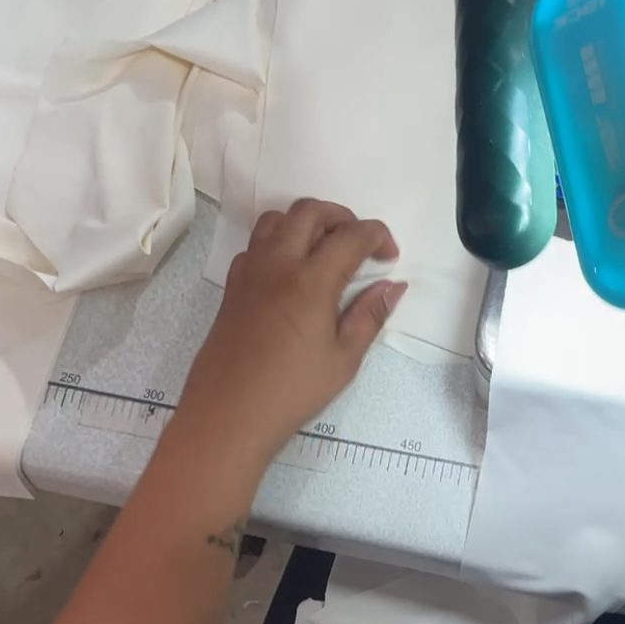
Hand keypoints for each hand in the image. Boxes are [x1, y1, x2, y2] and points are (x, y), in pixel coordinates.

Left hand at [174, 198, 404, 468]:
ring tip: (325, 249)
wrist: (229, 412)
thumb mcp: (344, 359)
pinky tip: (291, 272)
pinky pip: (256, 244)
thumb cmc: (293, 391)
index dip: (377, 236)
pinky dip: (279, 241)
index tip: (390, 255)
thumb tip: (394, 286)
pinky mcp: (233, 285)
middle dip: (342, 217)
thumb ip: (370, 315)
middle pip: (310, 211)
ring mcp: (250, 271)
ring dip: (306, 222)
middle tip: (360, 243)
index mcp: (311, 280)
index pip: (351, 236)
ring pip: (277, 219)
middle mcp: (277, 263)